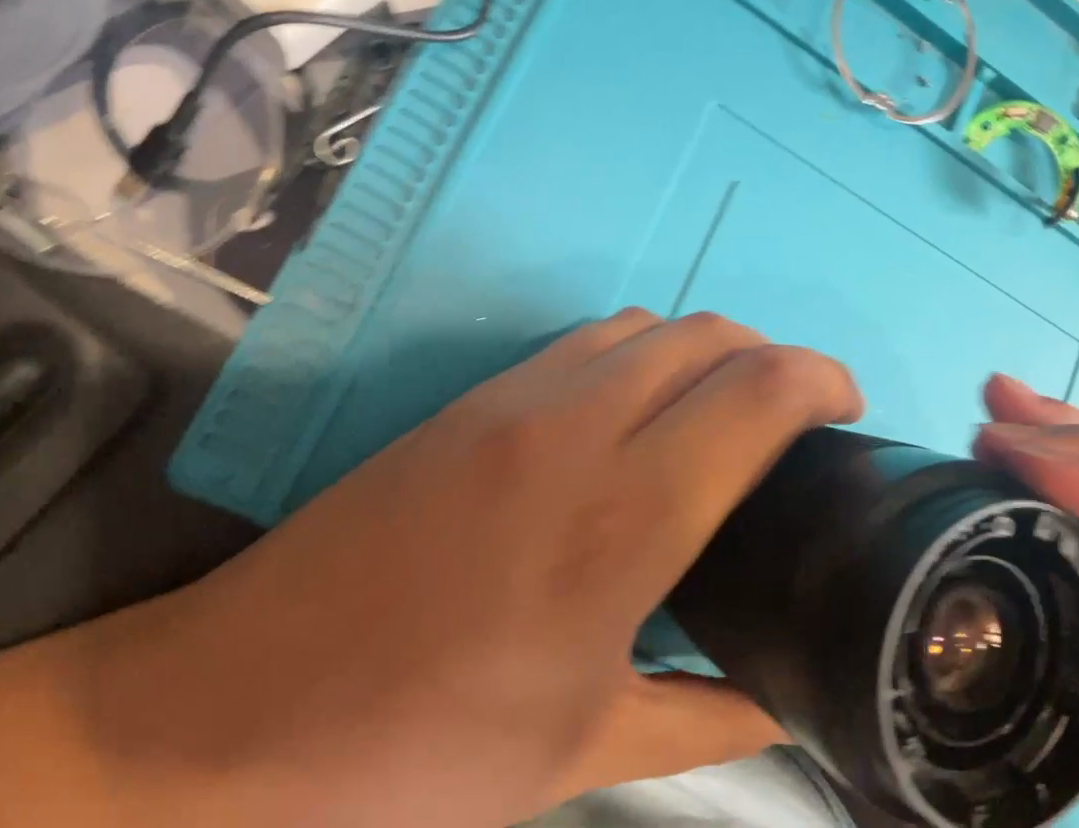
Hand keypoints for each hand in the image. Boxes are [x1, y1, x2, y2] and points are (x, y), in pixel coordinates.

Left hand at [106, 309, 863, 826]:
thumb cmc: (416, 746)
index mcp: (625, 515)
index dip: (822, 381)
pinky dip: (632, 360)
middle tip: (793, 422)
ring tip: (714, 417)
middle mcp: (575, 427)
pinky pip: (577, 347)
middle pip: (708, 336)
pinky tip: (625, 423)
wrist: (231, 707)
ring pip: (640, 328)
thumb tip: (776, 703)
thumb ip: (700, 721)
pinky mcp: (459, 404)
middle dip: (772, 360)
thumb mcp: (577, 751)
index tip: (848, 411)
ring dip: (698, 353)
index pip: (759, 391)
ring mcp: (508, 402)